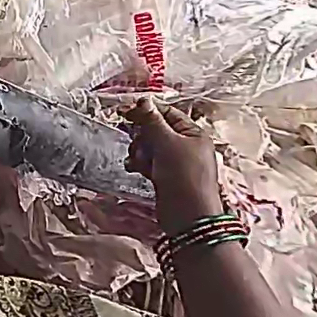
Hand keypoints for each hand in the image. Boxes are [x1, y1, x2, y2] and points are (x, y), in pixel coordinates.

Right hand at [125, 98, 223, 232]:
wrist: (187, 216)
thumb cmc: (183, 176)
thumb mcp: (167, 143)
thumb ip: (152, 121)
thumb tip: (143, 100)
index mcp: (193, 134)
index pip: (167, 113)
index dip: (146, 111)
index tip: (124, 112)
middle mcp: (185, 145)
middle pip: (155, 129)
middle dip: (142, 136)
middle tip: (137, 144)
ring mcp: (175, 161)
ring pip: (148, 146)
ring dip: (139, 151)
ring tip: (140, 162)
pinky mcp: (165, 175)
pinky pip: (147, 161)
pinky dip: (140, 163)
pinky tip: (136, 169)